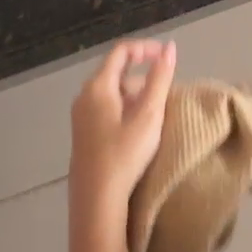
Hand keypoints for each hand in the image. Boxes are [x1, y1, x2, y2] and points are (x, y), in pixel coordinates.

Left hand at [69, 39, 175, 207]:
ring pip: (111, 91)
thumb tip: (170, 47)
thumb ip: (160, 78)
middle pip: (116, 70)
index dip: (146, 48)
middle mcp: (84, 97)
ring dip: (135, 94)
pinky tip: (138, 128)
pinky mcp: (83, 136)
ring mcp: (80, 118)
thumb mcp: (149, 115)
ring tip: (156, 112)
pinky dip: (125, 108)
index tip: (167, 58)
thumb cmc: (124, 154)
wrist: (96, 203)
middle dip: (143, 74)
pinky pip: (106, 108)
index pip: (122, 51)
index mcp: (97, 87)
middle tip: (165, 91)